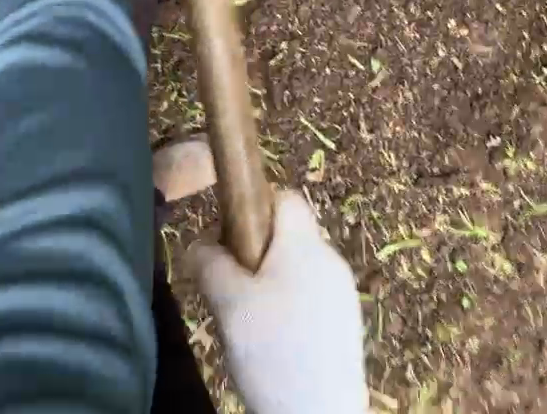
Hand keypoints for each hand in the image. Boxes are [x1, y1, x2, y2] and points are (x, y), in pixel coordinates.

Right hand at [187, 191, 367, 413]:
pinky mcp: (346, 325)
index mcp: (305, 243)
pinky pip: (311, 299)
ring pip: (298, 269)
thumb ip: (210, 264)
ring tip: (249, 323)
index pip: (283, 197)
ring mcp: (342, 293)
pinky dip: (290, 310)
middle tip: (232, 289)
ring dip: (272, 285)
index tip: (230, 240)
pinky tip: (273, 344)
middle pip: (288, 236)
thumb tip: (200, 244)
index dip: (254, 207)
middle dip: (257, 254)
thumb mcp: (229, 303)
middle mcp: (330, 258)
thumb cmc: (273, 349)